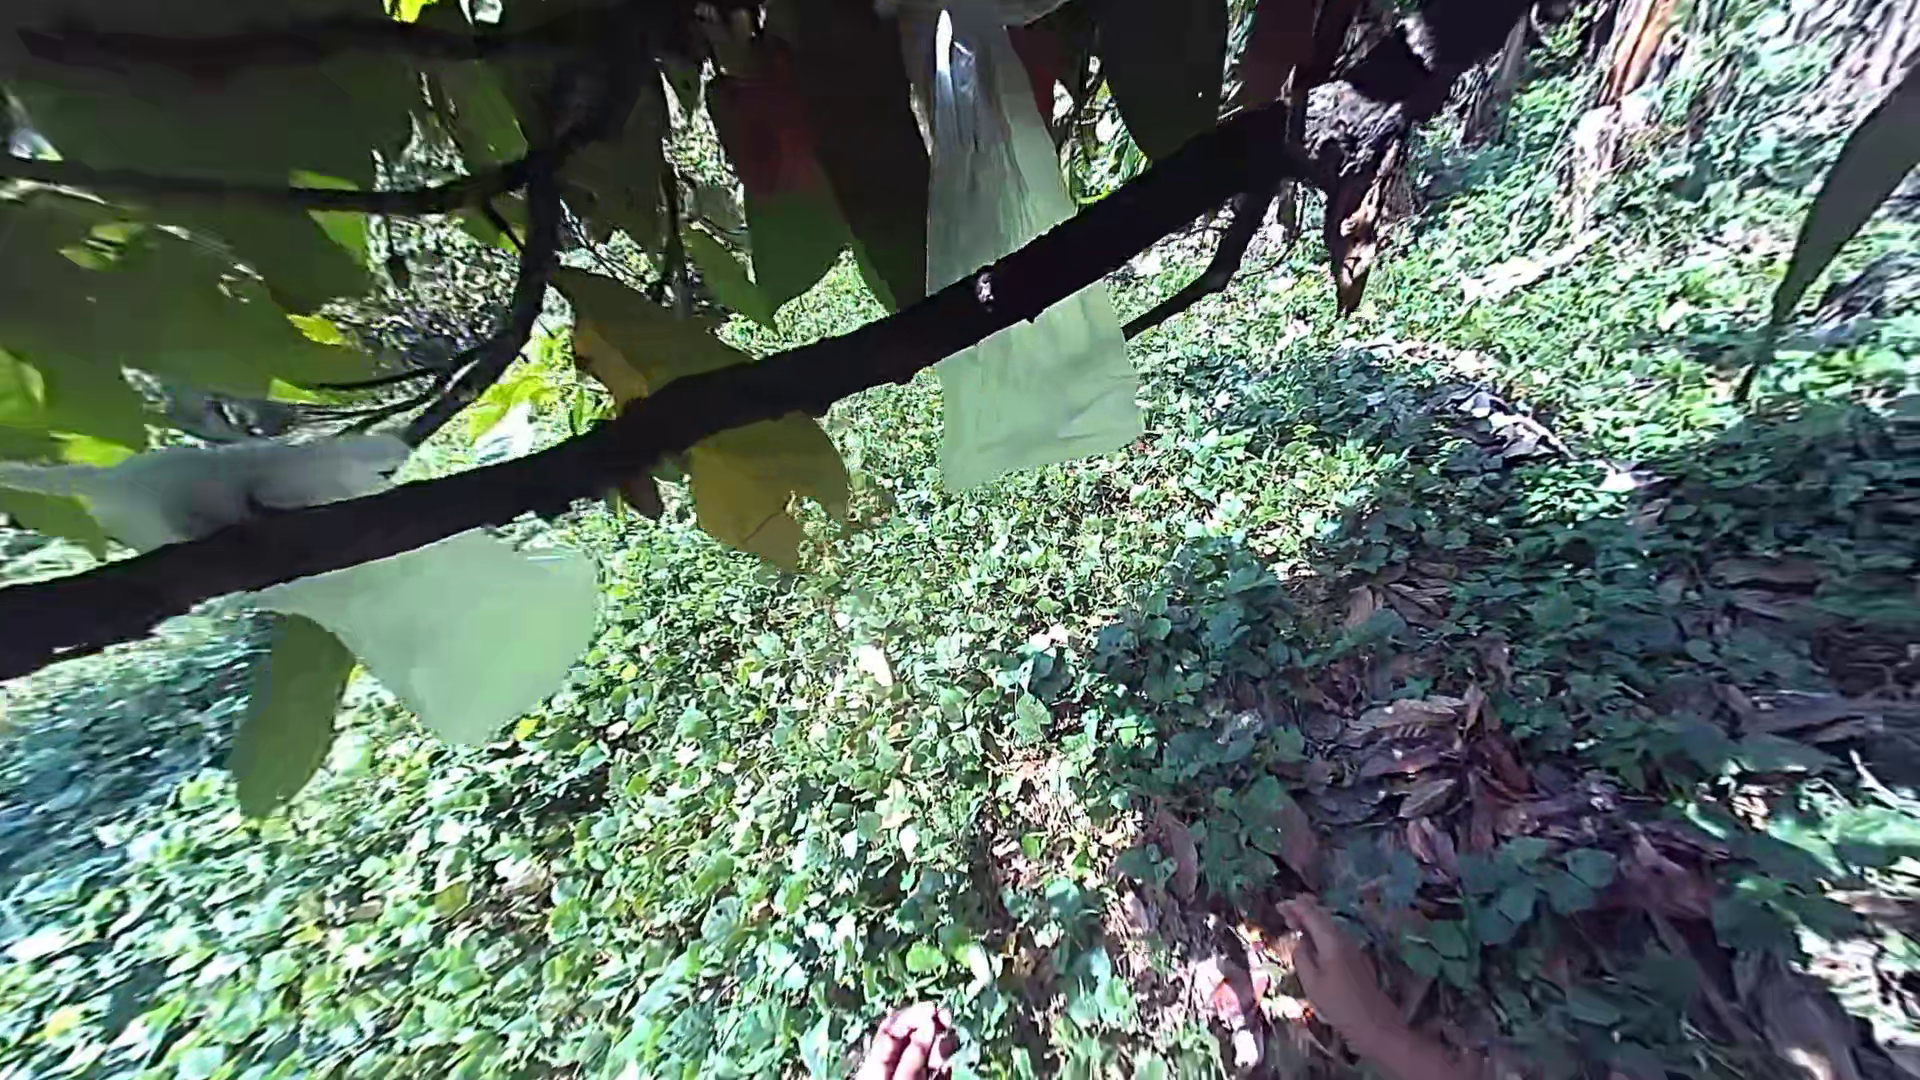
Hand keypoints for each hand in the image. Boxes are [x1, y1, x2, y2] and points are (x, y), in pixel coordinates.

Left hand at [856, 1003, 956, 1079]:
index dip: (914, 1013)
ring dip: (941, 1046)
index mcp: (875, 1059)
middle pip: (911, 1039)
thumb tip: (930, 1021)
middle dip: (932, 1025)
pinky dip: (941, 1071)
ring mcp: (903, 1078)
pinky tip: (948, 1068)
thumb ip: (913, 1053)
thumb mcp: (899, 1078)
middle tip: (949, 1017)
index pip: (893, 1027)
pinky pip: (931, 1078)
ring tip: (953, 1040)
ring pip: (924, 1058)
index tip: (934, 1006)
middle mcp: (889, 1067)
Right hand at [1277, 895, 1403, 1044]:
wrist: (1382, 1031)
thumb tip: (1298, 941)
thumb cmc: (1342, 1007)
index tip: (1277, 907)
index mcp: (1330, 940)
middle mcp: (1343, 939)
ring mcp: (1353, 949)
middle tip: (1284, 913)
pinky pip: (1335, 936)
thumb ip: (1301, 956)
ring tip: (1296, 925)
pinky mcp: (1358, 960)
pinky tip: (1314, 943)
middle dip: (1302, 910)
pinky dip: (1321, 932)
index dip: (1292, 906)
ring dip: (1312, 921)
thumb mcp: (1312, 983)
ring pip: (1329, 925)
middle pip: (1321, 914)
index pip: (1309, 912)